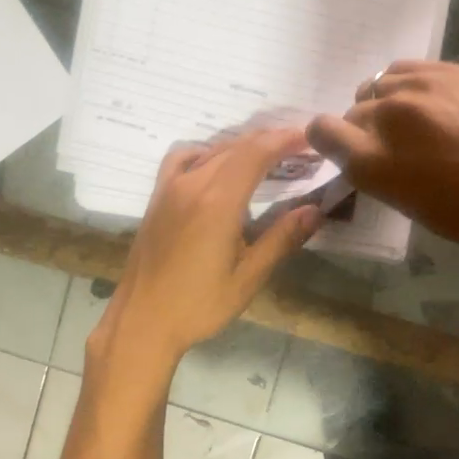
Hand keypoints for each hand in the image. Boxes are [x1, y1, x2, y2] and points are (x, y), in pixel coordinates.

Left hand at [93, 127, 321, 362]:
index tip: (309, 138)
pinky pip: (182, 160)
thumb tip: (315, 211)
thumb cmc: (199, 305)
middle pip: (235, 147)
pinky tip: (215, 167)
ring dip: (240, 147)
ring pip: (210, 151)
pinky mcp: (157, 199)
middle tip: (298, 150)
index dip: (284, 140)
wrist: (143, 321)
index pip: (256, 153)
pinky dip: (205, 154)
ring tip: (265, 157)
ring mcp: (170, 188)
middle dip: (268, 142)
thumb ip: (281, 239)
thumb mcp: (248, 277)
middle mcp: (192, 184)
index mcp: (218, 201)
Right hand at [307, 61, 458, 258]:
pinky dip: (407, 85)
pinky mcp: (446, 70)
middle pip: (353, 110)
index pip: (322, 131)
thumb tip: (368, 154)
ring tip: (410, 123)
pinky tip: (426, 103)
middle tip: (390, 148)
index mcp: (372, 162)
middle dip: (363, 128)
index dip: (327, 139)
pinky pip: (406, 68)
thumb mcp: (409, 206)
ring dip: (385, 102)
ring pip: (378, 85)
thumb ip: (378, 174)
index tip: (341, 148)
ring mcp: (417, 88)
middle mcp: (386, 117)